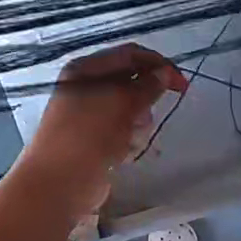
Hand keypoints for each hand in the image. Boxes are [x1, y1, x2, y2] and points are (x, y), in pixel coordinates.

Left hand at [18, 43, 185, 214]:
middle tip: (146, 119)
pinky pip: (122, 133)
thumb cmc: (87, 137)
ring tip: (131, 139)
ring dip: (138, 124)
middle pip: (131, 83)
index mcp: (86, 69)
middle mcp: (86, 87)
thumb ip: (146, 86)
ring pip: (129, 111)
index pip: (130, 55)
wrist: (58, 185)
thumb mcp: (120, 104)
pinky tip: (124, 153)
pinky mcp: (94, 140)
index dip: (159, 65)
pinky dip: (128, 140)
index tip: (182, 85)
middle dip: (145, 100)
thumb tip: (165, 74)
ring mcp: (89, 115)